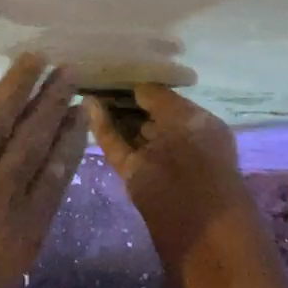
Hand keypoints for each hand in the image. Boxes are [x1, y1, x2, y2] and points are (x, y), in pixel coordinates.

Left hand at [0, 55, 86, 287]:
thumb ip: (13, 249)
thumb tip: (21, 216)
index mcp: (22, 233)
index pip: (56, 174)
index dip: (70, 139)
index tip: (81, 113)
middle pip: (32, 138)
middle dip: (53, 102)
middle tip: (68, 71)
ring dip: (18, 86)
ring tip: (36, 59)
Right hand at [87, 86, 255, 263]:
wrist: (199, 223)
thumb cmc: (203, 161)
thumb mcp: (186, 119)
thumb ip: (159, 98)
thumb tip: (136, 86)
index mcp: (196, 124)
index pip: (165, 98)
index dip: (144, 83)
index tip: (121, 64)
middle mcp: (174, 138)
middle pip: (144, 112)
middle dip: (124, 95)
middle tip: (96, 71)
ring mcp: (150, 157)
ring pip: (127, 128)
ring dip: (109, 108)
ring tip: (84, 82)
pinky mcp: (130, 173)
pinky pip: (115, 144)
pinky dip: (101, 126)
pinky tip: (88, 104)